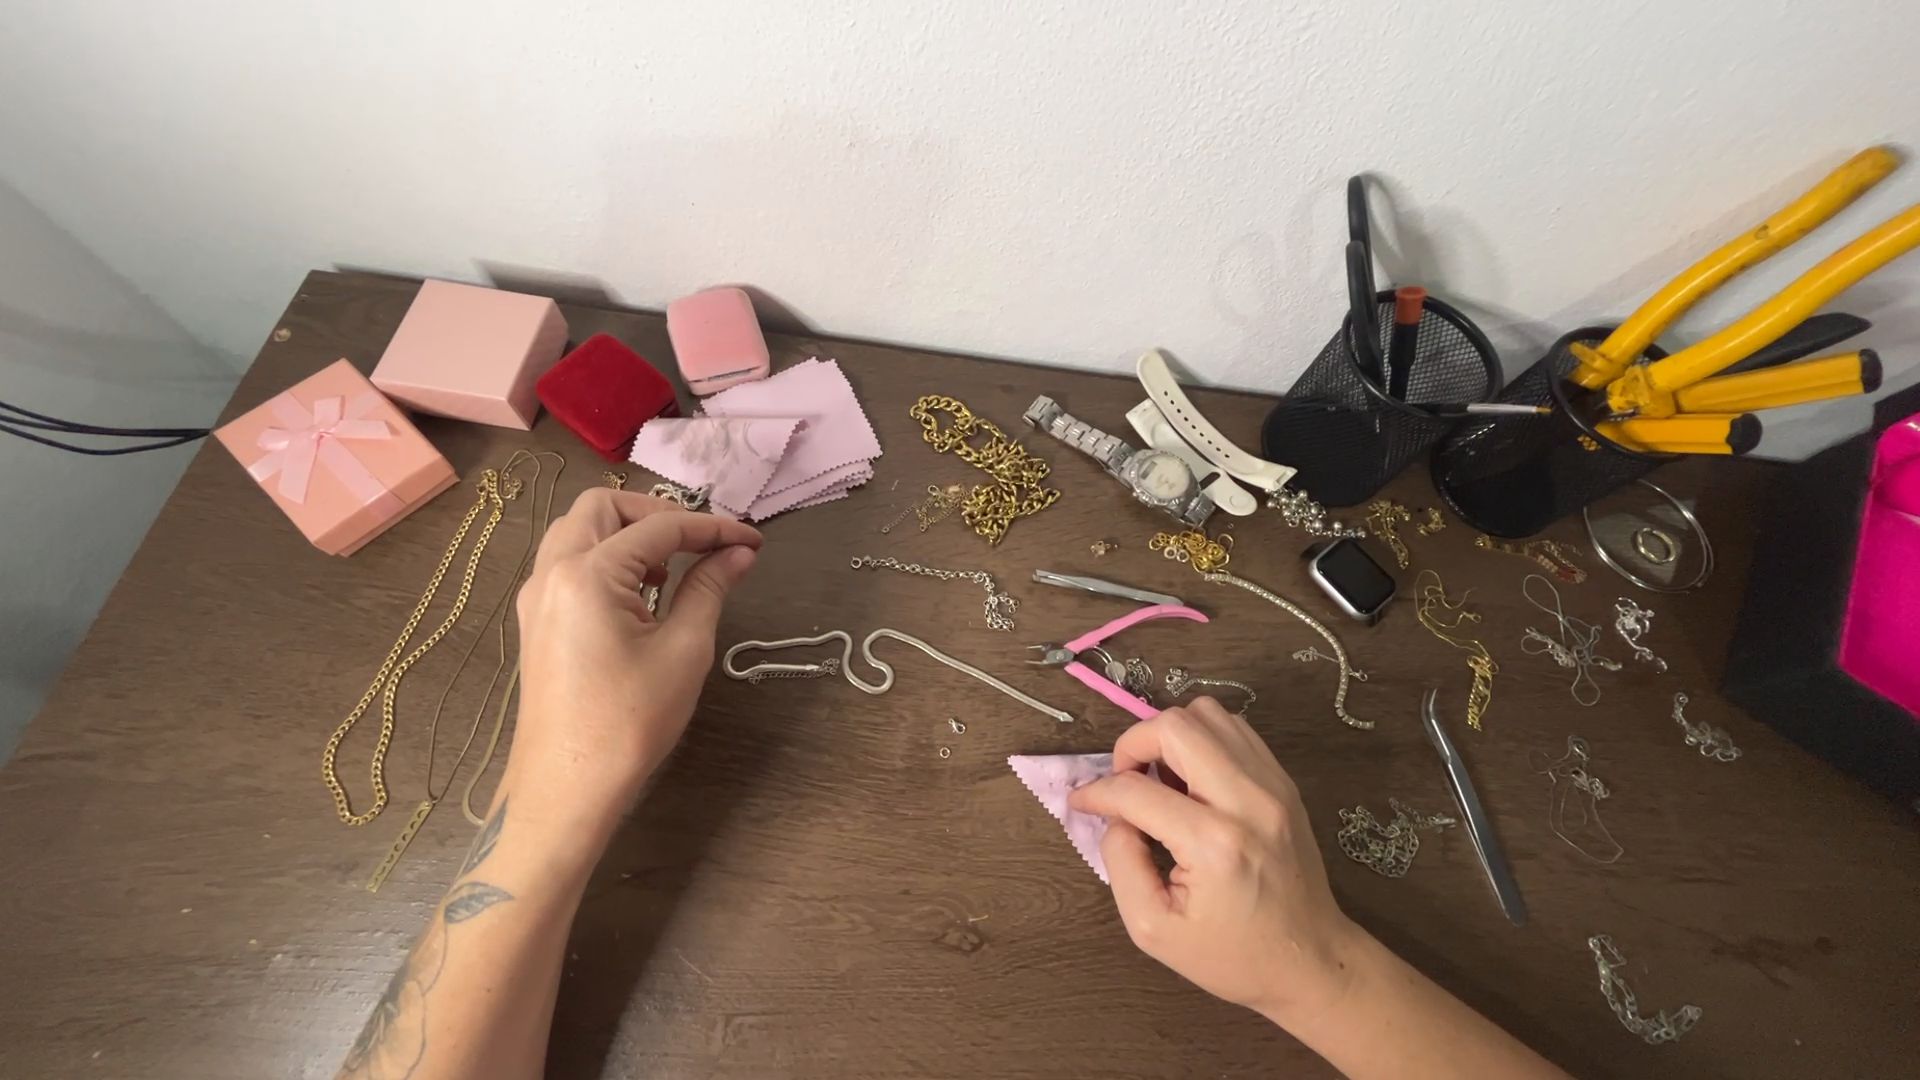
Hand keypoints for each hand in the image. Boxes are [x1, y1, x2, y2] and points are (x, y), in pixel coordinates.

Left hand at [508, 489, 762, 834]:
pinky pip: (571, 562)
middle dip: (659, 514)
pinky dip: (610, 557)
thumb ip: (709, 588)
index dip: (712, 528)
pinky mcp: (539, 620)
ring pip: (581, 531)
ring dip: (630, 533)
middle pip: (604, 508)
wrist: (567, 789)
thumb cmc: (631, 720)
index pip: (659, 528)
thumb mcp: (685, 650)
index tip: (752, 540)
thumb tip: (740, 553)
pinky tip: (643, 593)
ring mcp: (538, 596)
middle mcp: (552, 572)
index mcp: (587, 575)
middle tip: (703, 542)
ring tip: (674, 567)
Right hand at [1069, 698, 1357, 1022]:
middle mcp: (1247, 801)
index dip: (1097, 792)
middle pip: (1175, 726)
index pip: (1136, 790)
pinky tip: (1192, 777)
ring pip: (1206, 714)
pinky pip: (1232, 727)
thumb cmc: (1232, 955)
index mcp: (1214, 844)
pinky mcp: (1282, 780)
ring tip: (1162, 776)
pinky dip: (1200, 739)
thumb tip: (1115, 816)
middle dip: (1133, 744)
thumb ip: (1121, 862)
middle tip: (1125, 779)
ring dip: (1169, 736)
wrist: (1313, 962)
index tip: (1082, 802)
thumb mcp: (1153, 929)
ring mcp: (1271, 784)